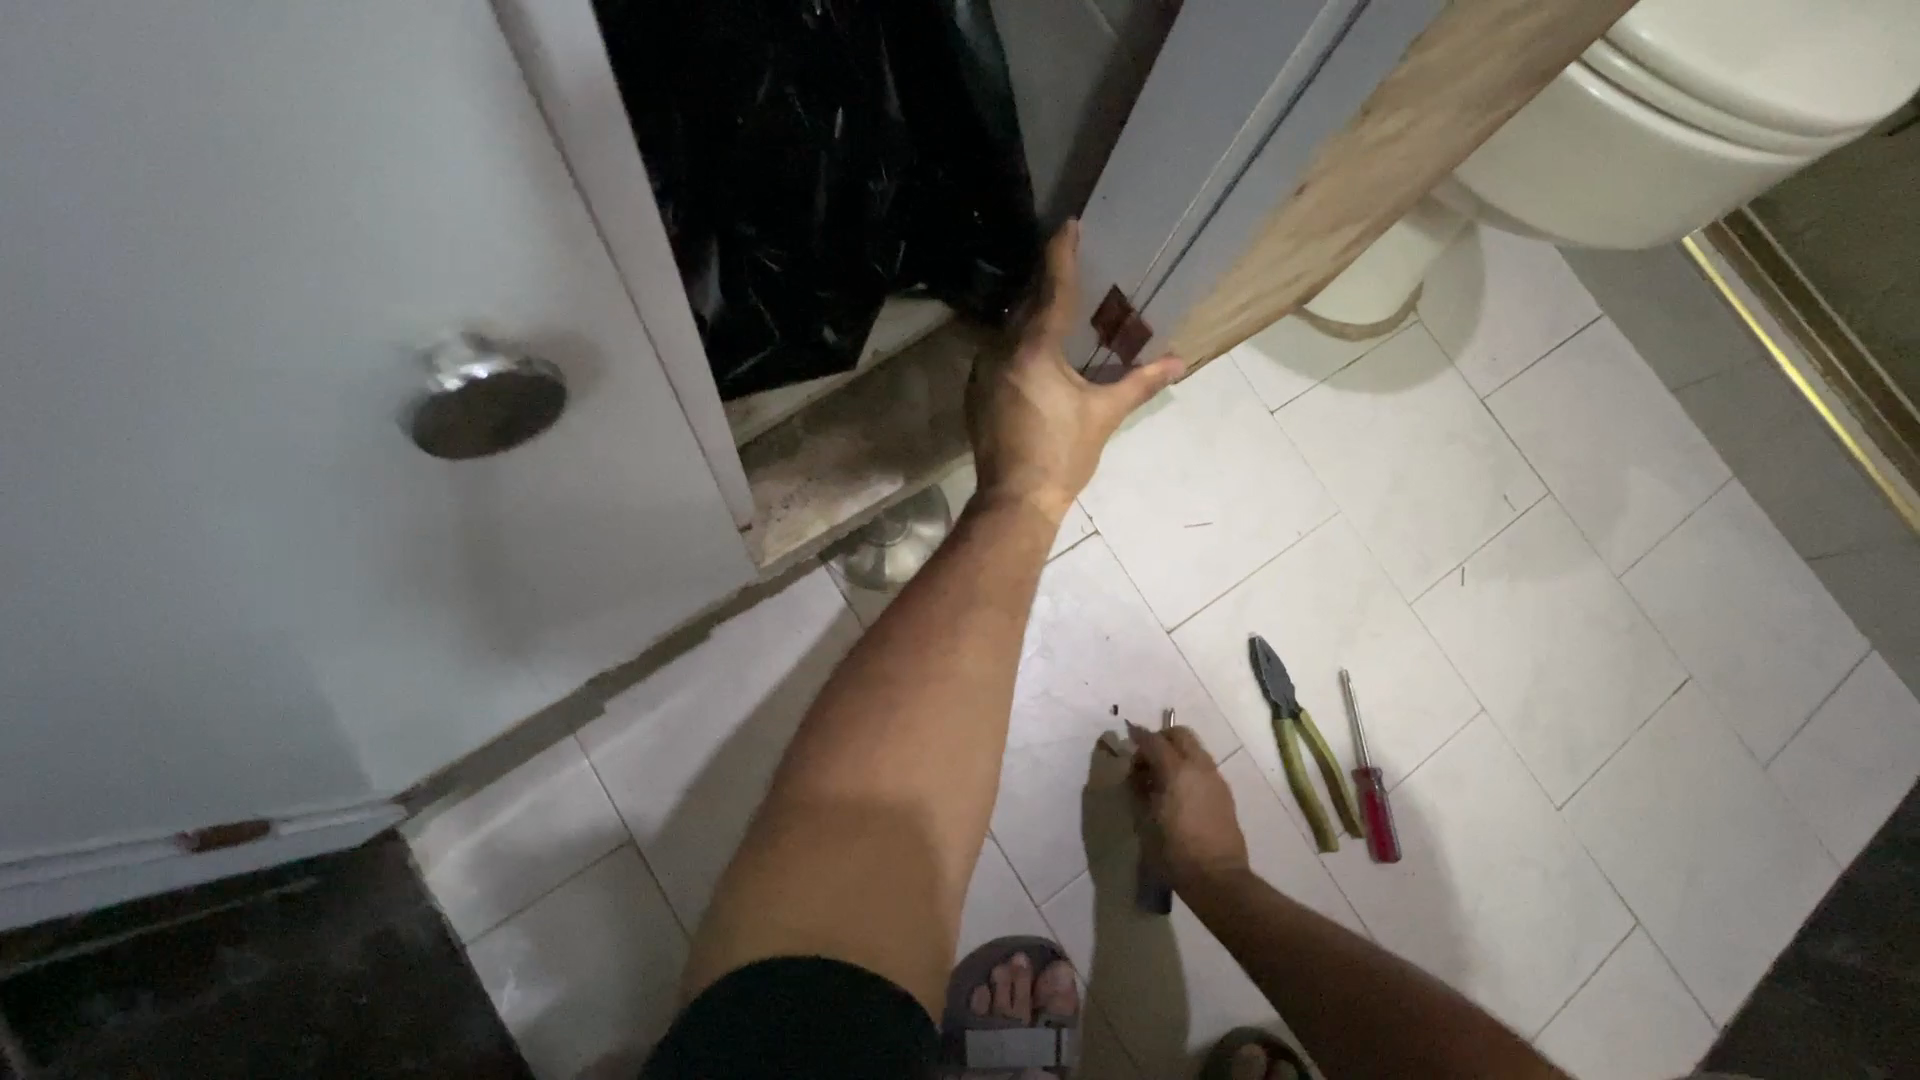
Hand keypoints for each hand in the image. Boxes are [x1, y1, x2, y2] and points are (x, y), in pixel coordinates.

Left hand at [966, 220, 1184, 524]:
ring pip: (1009, 332)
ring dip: (1031, 318)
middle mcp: (1002, 352)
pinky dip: (1017, 346)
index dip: (1062, 255)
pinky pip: (998, 356)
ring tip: (1056, 310)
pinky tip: (1033, 354)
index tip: (1069, 225)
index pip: (1053, 290)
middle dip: (1048, 285)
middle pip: (1027, 307)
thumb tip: (1178, 362)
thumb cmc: (1063, 455)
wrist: (1015, 500)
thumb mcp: (1104, 414)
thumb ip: (1140, 382)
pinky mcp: (975, 394)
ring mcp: (983, 373)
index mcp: (1035, 350)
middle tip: (1070, 267)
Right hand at [1128, 725, 1250, 891]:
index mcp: (1176, 771)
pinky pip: (1203, 766)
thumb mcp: (1145, 821)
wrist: (1217, 877)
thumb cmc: (1174, 851)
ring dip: (1176, 752)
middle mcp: (1199, 767)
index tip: (1128, 735)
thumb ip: (1139, 790)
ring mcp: (1215, 778)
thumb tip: (1138, 776)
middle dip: (1161, 739)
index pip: (1154, 741)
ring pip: (1195, 748)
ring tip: (1161, 777)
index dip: (1139, 735)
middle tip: (1146, 758)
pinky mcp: (1224, 792)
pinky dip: (1188, 767)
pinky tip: (1179, 791)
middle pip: (1180, 734)